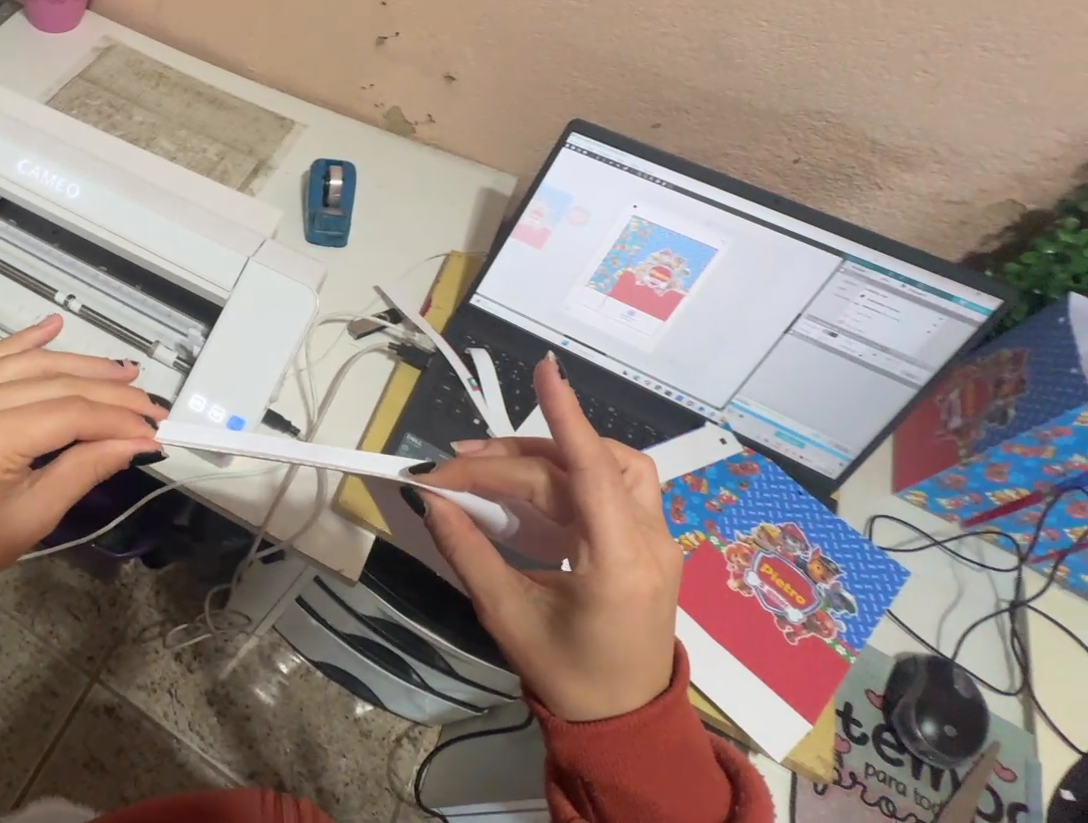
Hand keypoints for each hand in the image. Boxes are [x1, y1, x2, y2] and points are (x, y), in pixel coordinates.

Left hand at [0, 316, 166, 599]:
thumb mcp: (35, 515)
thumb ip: (87, 468)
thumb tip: (140, 442)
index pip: (69, 413)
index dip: (117, 419)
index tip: (155, 428)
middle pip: (53, 383)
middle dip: (108, 393)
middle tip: (150, 403)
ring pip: (29, 364)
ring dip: (80, 365)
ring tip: (123, 371)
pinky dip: (26, 342)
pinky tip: (56, 326)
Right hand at [409, 355, 680, 721]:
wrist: (626, 719)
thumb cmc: (565, 673)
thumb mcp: (504, 615)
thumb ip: (467, 550)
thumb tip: (430, 498)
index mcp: (618, 563)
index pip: (590, 472)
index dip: (565, 417)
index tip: (545, 369)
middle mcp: (648, 541)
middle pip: (577, 468)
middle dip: (509, 459)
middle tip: (449, 469)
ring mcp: (657, 539)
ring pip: (608, 464)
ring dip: (549, 452)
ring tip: (493, 465)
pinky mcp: (649, 540)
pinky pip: (612, 482)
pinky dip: (570, 467)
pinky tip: (531, 482)